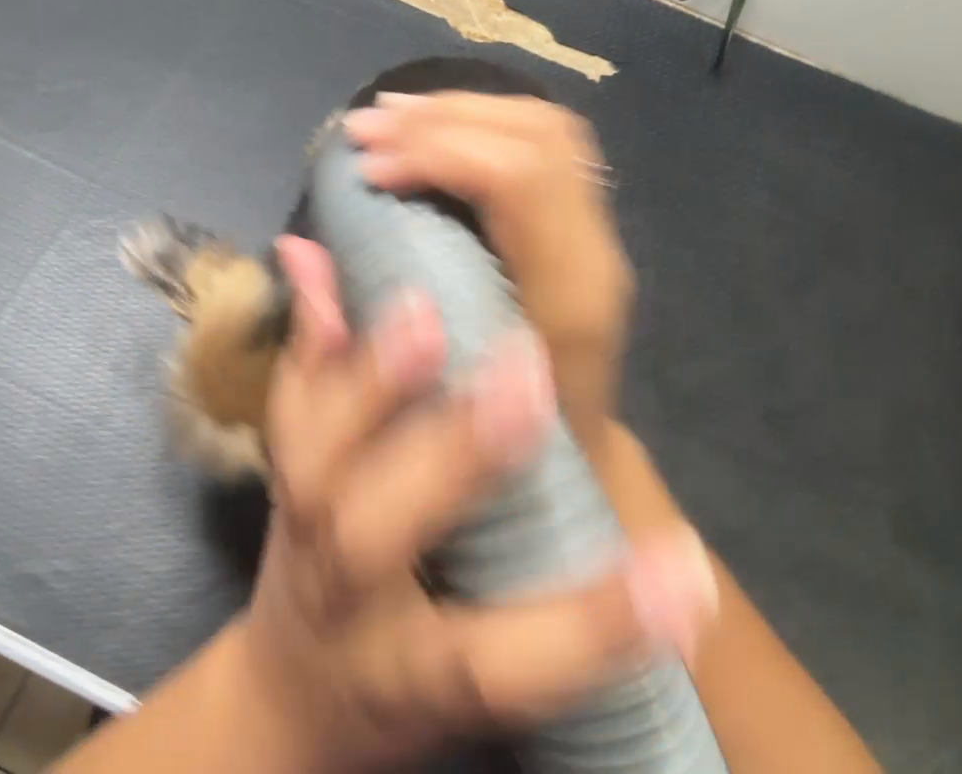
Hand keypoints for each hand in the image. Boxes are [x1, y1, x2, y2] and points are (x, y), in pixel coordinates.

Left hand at [234, 236, 714, 770]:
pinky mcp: (276, 472)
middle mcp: (341, 590)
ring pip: (317, 452)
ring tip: (421, 308)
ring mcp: (294, 522)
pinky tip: (310, 266)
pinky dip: (303, 336)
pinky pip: (283, 399)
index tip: (684, 571)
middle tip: (528, 375)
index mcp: (411, 670)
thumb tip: (683, 573)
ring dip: (371, 378)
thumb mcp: (476, 695)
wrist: (287, 687)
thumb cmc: (404, 694)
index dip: (588, 625)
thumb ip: (557, 639)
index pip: (501, 662)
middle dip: (455, 456)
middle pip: (380, 532)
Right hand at [342, 93, 633, 447]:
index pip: (518, 178)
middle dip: (442, 118)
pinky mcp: (581, 226)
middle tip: (364, 131)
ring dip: (460, 110)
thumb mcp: (427, 392)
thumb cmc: (499, 440)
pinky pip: (539, 145)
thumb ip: (365, 318)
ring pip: (545, 128)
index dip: (439, 154)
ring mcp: (596, 234)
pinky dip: (478, 124)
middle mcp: (593, 253)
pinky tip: (424, 129)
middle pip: (537, 135)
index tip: (368, 170)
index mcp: (565, 294)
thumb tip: (296, 248)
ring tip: (386, 118)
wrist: (579, 457)